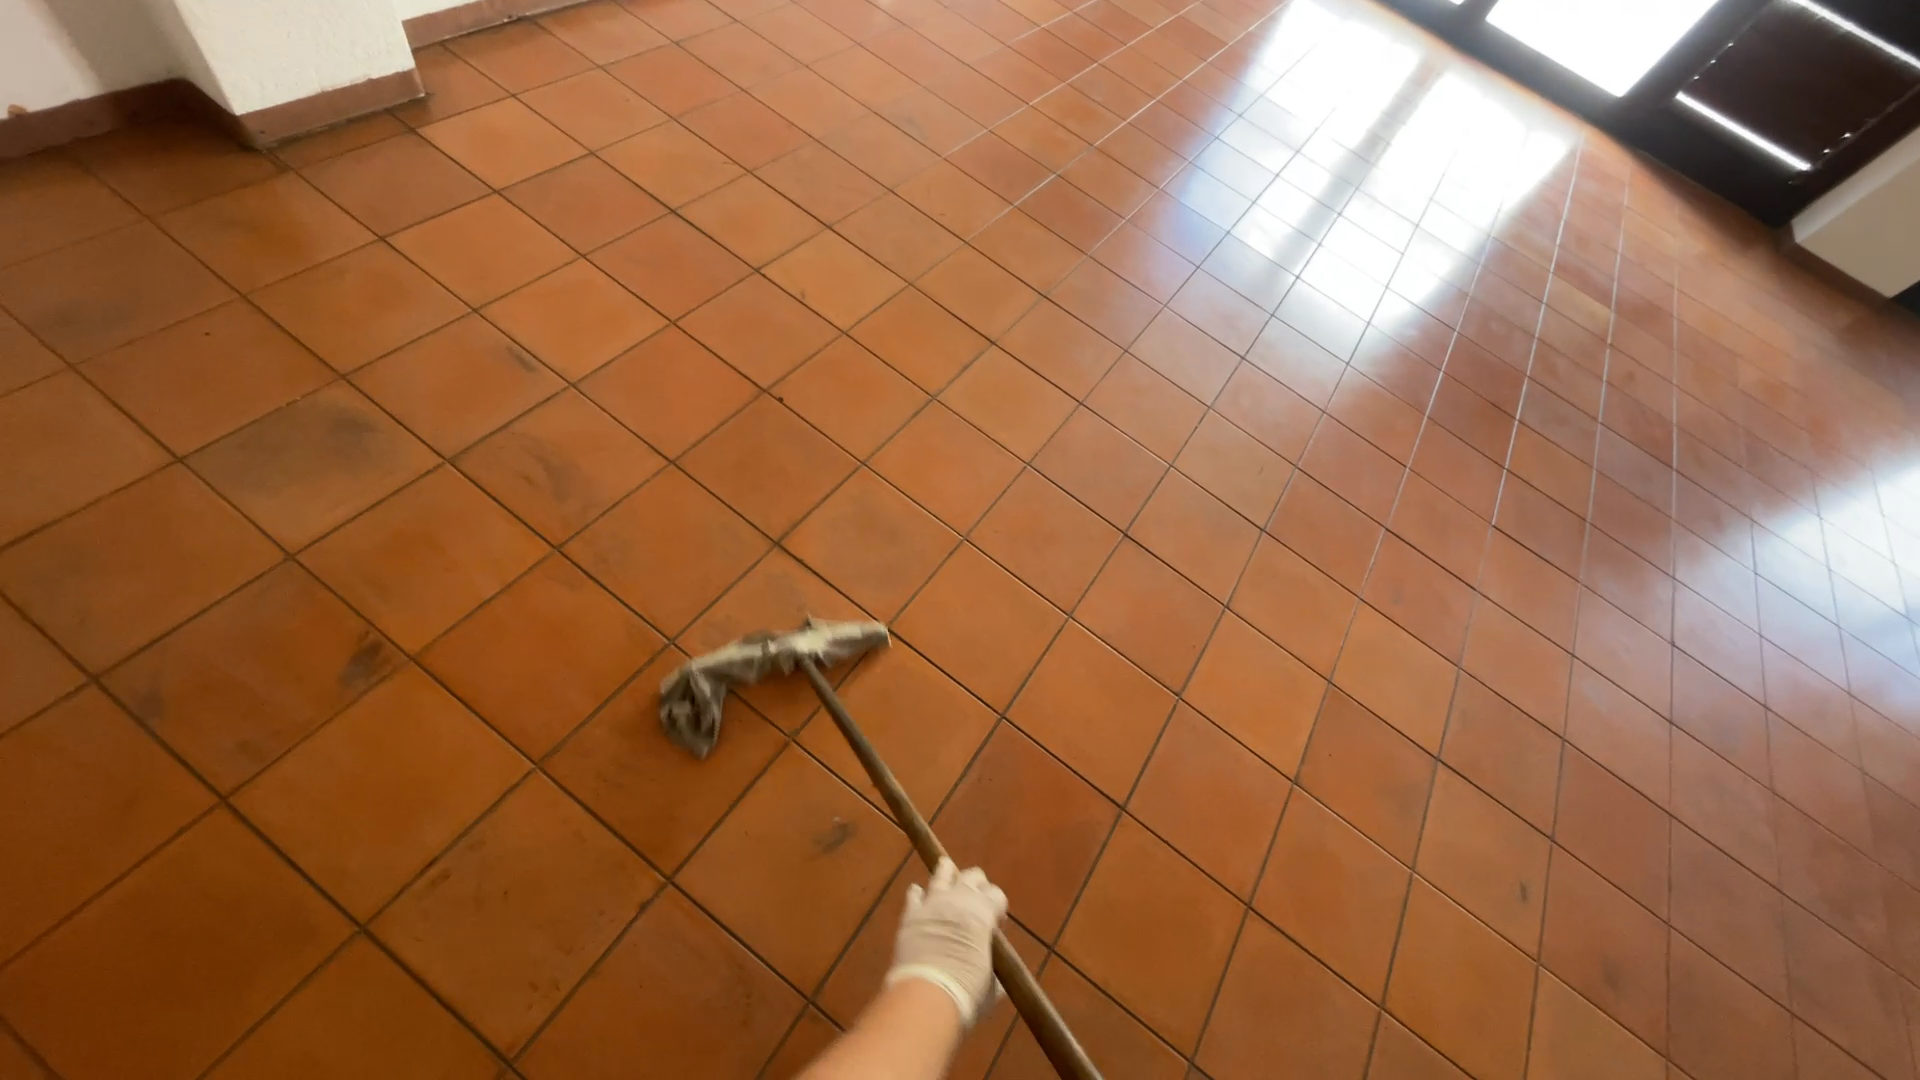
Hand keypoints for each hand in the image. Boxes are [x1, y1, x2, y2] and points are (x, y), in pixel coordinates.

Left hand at [884, 857, 1007, 1025]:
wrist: (926, 995)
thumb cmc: (966, 991)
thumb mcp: (991, 985)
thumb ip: (994, 969)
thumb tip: (994, 971)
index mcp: (983, 913)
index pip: (997, 895)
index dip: (998, 907)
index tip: (997, 922)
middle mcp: (959, 900)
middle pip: (972, 877)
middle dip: (977, 885)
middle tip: (977, 898)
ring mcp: (933, 904)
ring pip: (941, 875)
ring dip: (947, 872)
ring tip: (947, 869)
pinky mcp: (911, 914)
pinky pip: (914, 895)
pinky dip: (917, 894)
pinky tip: (917, 893)